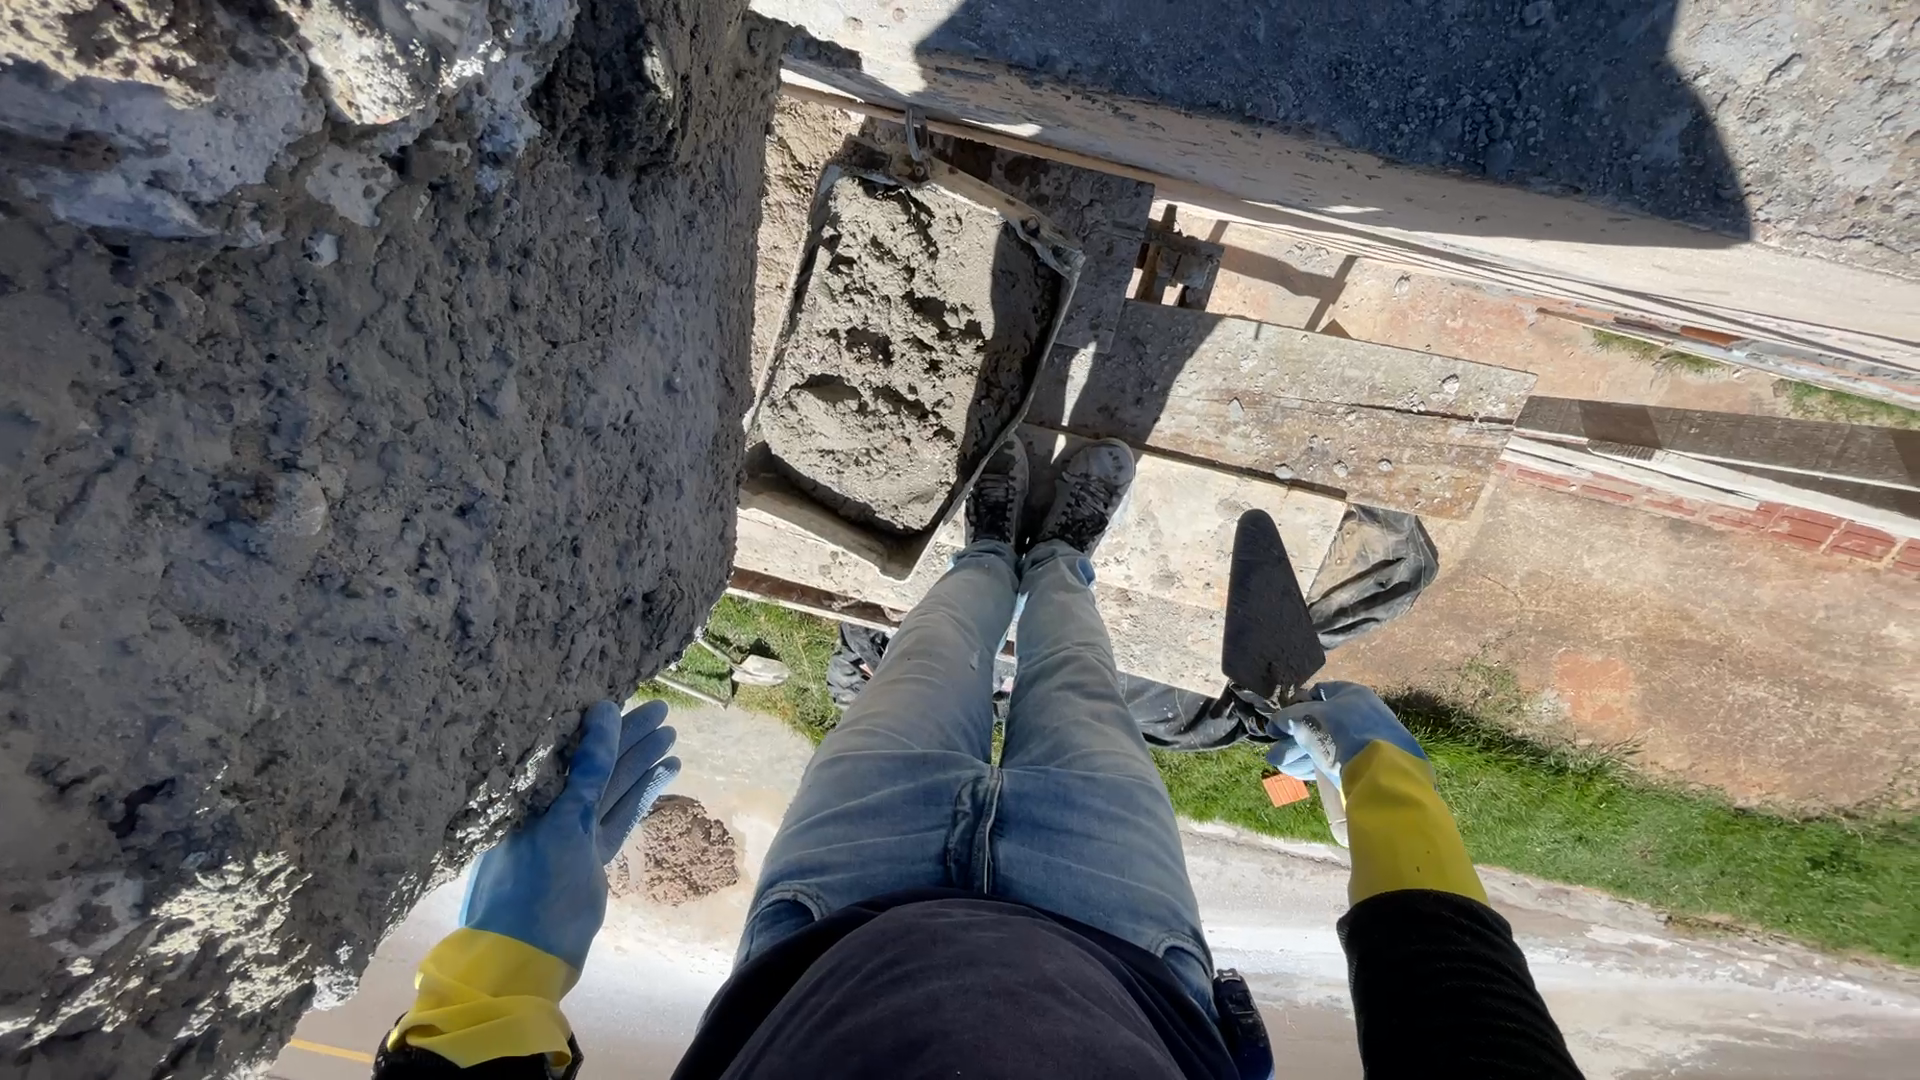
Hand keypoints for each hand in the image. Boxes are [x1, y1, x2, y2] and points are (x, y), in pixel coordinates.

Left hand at [460, 699, 678, 970]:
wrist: (526, 959)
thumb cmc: (535, 886)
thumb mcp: (565, 820)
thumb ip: (588, 767)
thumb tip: (604, 710)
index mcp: (532, 798)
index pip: (576, 750)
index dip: (609, 726)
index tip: (636, 703)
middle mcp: (551, 810)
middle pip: (599, 766)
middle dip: (631, 739)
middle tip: (663, 713)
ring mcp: (573, 834)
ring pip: (613, 788)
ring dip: (642, 762)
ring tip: (672, 738)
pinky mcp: (590, 856)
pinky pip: (620, 815)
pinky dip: (642, 793)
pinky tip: (665, 772)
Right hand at [1264, 682, 1422, 789]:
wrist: (1380, 773)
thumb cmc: (1339, 733)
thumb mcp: (1303, 719)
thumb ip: (1284, 718)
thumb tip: (1274, 726)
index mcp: (1352, 694)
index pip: (1318, 691)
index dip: (1297, 704)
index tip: (1283, 719)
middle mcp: (1362, 714)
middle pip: (1319, 721)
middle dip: (1294, 735)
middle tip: (1276, 749)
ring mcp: (1367, 740)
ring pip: (1325, 743)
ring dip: (1299, 752)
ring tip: (1281, 764)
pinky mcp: (1367, 765)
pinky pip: (1335, 760)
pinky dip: (1315, 764)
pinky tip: (1299, 773)